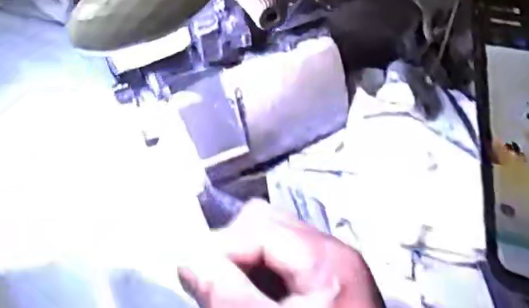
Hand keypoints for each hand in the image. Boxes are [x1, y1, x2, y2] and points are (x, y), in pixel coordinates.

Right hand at [178, 200, 382, 307]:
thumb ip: (225, 294)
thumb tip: (188, 261)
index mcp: (327, 258)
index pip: (256, 227)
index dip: (220, 251)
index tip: (194, 281)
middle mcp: (337, 257)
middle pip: (266, 227)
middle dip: (233, 255)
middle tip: (210, 291)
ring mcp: (340, 279)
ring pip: (272, 248)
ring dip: (245, 269)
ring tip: (227, 299)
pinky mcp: (336, 301)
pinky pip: (286, 272)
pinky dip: (263, 285)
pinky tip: (250, 304)